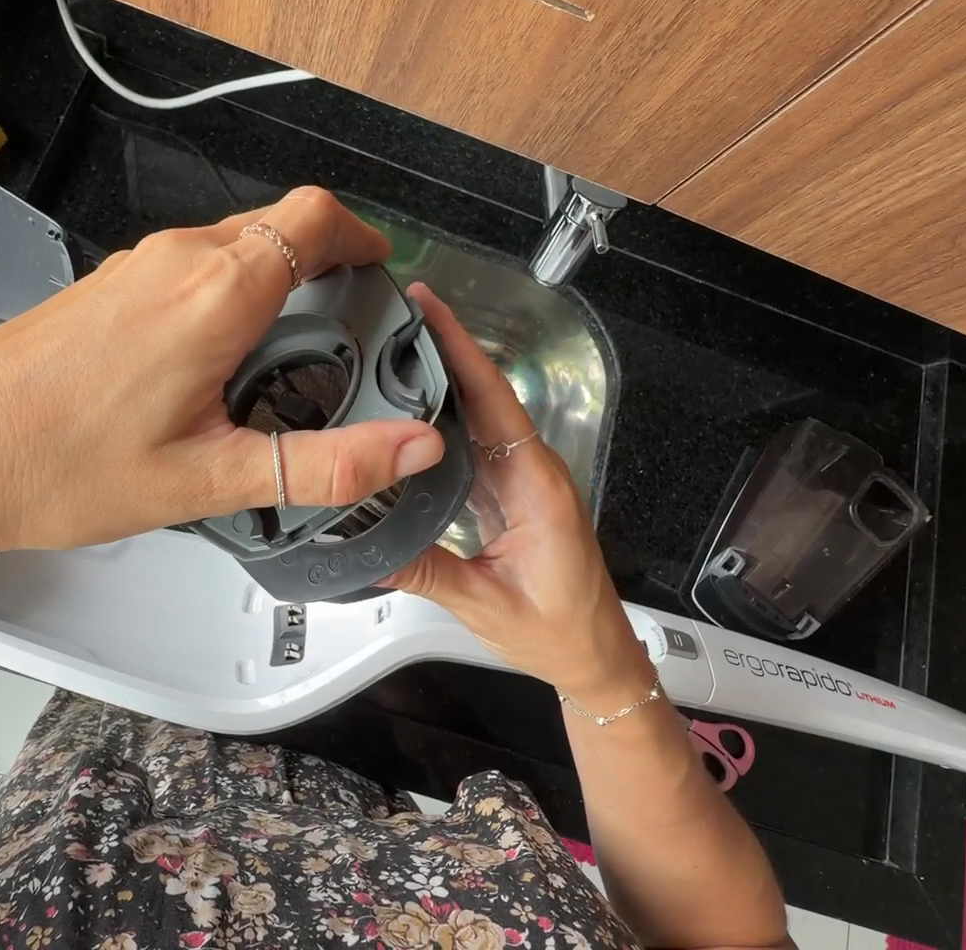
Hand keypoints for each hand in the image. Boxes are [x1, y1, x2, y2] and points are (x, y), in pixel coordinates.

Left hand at [0, 188, 447, 610]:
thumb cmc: (54, 465)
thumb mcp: (210, 478)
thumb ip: (322, 463)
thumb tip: (407, 449)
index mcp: (214, 292)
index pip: (314, 219)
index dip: (360, 237)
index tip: (380, 271)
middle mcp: (172, 261)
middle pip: (279, 229)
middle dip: (326, 269)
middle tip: (345, 336)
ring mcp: (132, 268)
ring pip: (233, 248)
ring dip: (274, 287)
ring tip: (285, 363)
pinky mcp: (106, 287)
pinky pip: (188, 270)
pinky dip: (226, 299)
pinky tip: (214, 369)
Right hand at [383, 285, 653, 705]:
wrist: (596, 655)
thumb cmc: (561, 633)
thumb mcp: (485, 605)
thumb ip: (426, 571)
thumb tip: (369, 549)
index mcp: (536, 485)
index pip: (494, 399)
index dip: (461, 350)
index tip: (431, 309)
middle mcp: (532, 472)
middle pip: (485, 395)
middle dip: (446, 348)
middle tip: (400, 314)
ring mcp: (523, 481)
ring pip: (480, 416)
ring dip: (445, 378)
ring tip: (399, 350)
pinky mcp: (512, 494)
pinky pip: (477, 444)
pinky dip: (446, 420)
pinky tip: (415, 413)